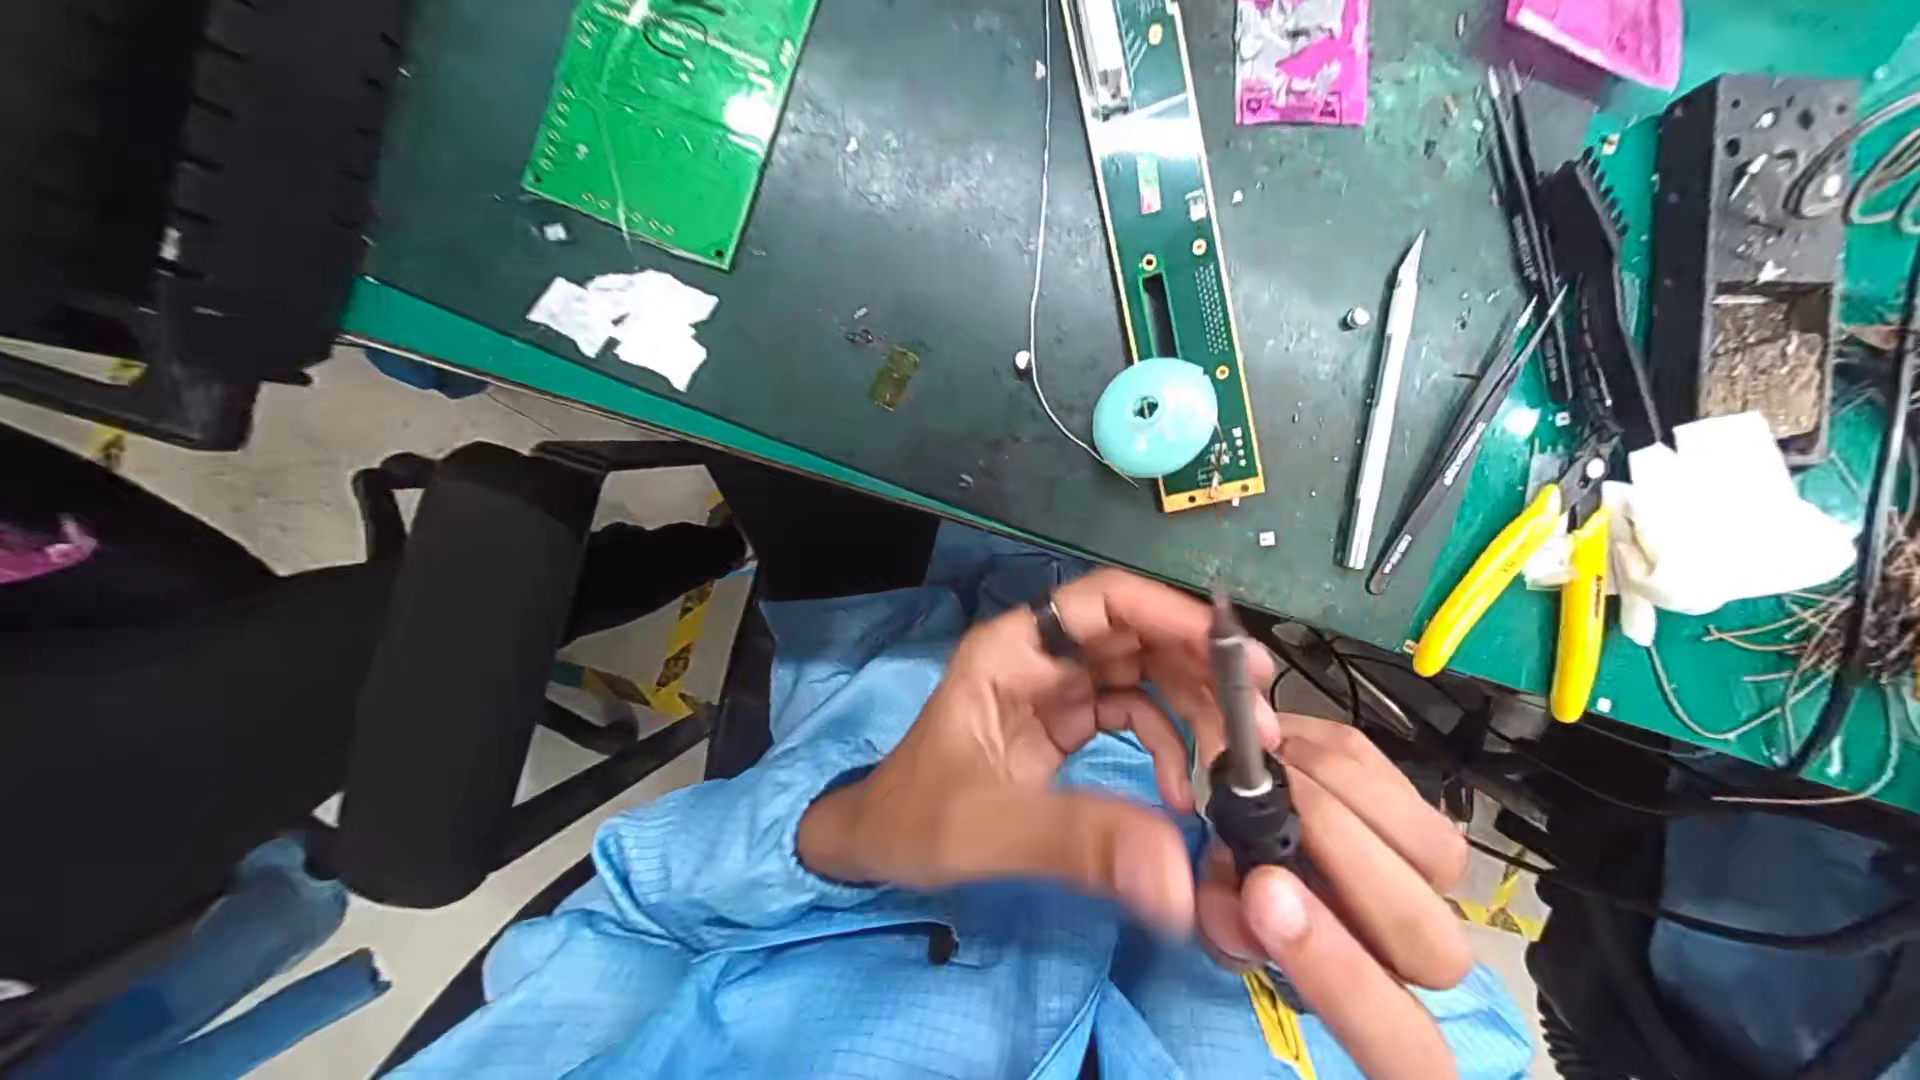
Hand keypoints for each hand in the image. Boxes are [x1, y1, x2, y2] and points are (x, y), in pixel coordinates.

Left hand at [797, 568, 1275, 935]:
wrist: (877, 843)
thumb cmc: (912, 818)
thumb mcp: (984, 828)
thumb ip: (1073, 845)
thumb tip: (1176, 878)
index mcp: (1012, 650)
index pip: (1101, 602)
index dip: (1168, 614)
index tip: (1231, 656)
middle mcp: (1039, 657)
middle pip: (1134, 635)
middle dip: (1197, 669)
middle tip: (1254, 722)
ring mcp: (1055, 689)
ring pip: (1141, 672)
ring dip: (1191, 707)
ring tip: (1233, 761)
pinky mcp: (1065, 724)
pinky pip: (1132, 714)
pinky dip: (1165, 743)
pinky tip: (1180, 793)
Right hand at [1197, 712, 1471, 1079]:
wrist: (1263, 840)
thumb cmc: (1239, 892)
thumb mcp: (1214, 913)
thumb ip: (1221, 915)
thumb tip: (1239, 896)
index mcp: (1364, 1011)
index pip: (1398, 1042)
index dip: (1341, 974)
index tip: (1264, 893)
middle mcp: (1411, 959)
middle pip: (1430, 942)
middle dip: (1343, 857)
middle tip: (1268, 799)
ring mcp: (1430, 889)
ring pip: (1434, 851)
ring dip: (1342, 792)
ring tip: (1272, 762)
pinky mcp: (1421, 821)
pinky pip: (1402, 785)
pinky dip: (1337, 756)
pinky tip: (1287, 747)